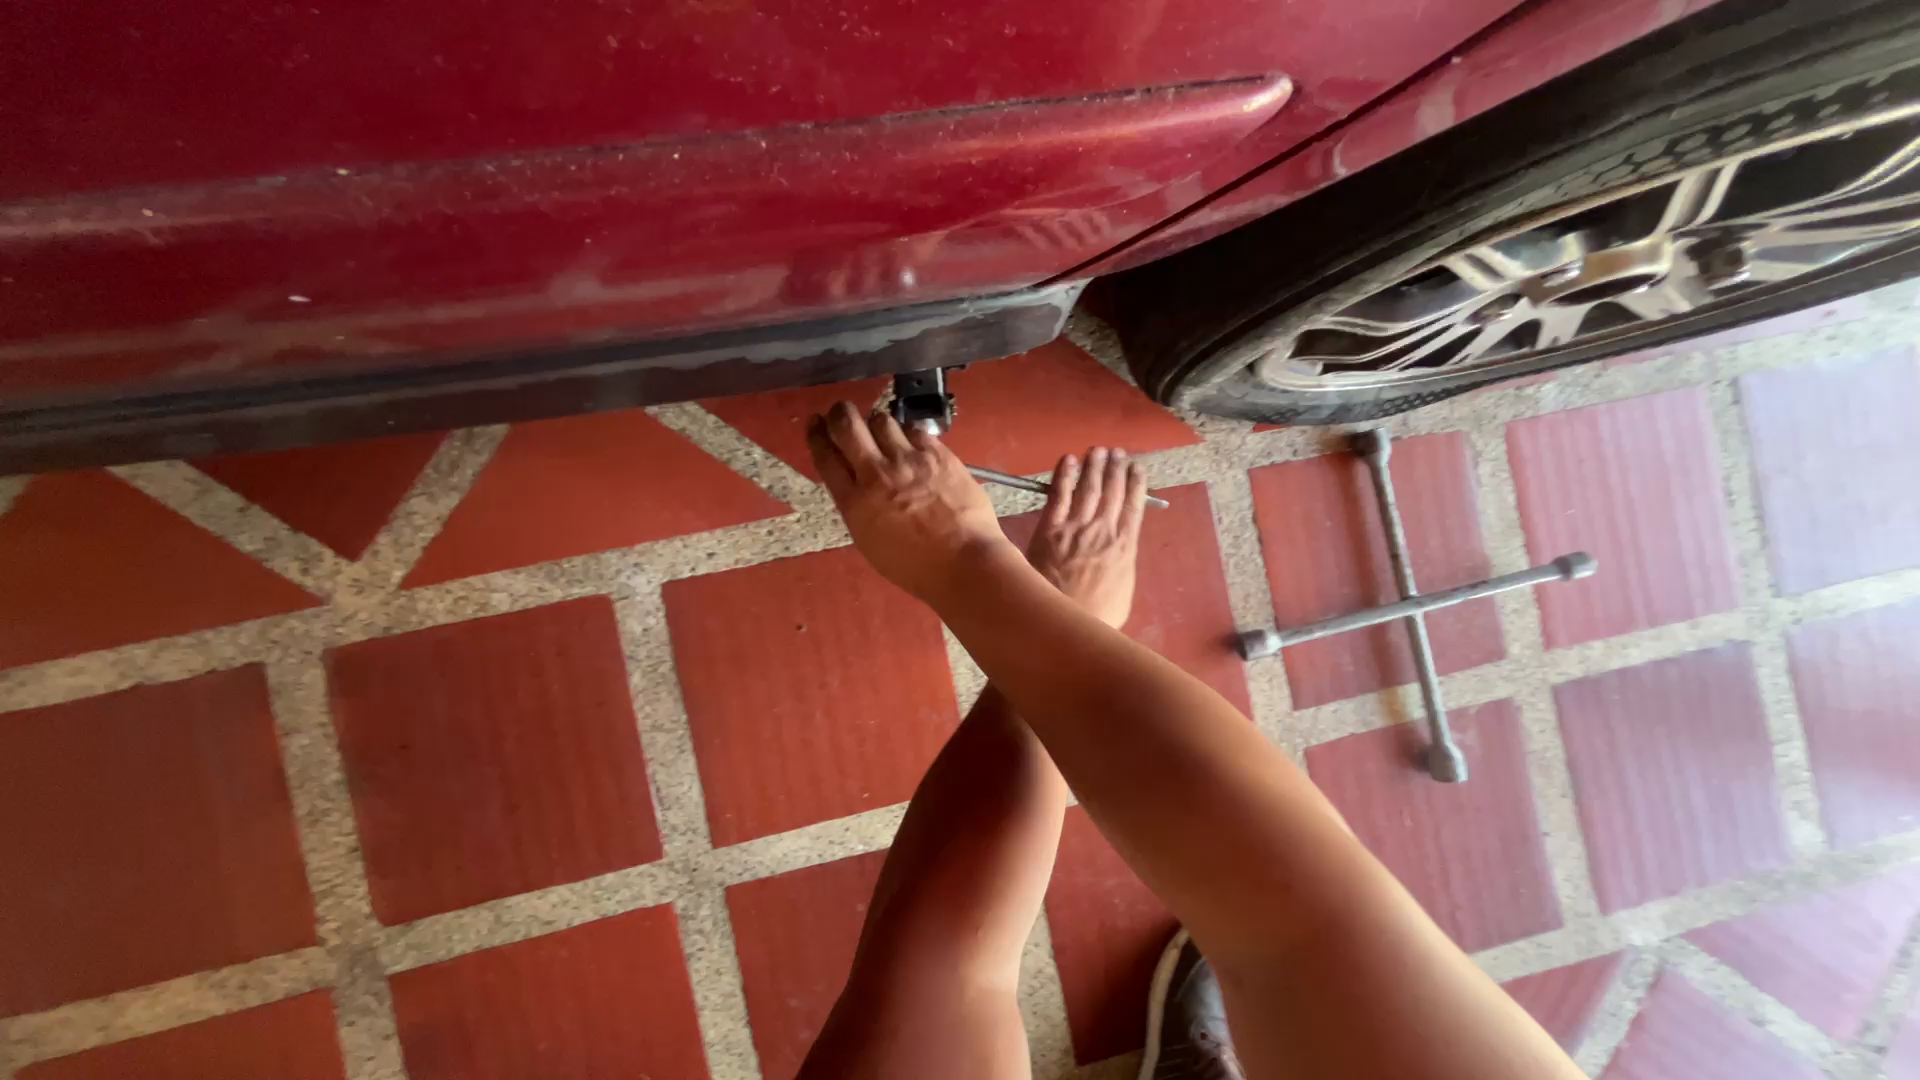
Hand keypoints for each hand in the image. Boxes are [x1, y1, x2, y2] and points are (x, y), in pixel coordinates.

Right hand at [807, 402, 1014, 600]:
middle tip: (842, 412)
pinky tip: (913, 443)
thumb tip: (856, 485)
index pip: (826, 457)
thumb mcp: (870, 542)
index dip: (817, 435)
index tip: (816, 423)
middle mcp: (876, 473)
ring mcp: (908, 460)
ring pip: (881, 420)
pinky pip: (914, 430)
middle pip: (847, 426)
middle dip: (840, 413)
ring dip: (877, 424)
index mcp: (854, 502)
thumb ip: (858, 508)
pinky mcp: (938, 454)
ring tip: (883, 432)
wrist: (963, 561)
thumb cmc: (915, 567)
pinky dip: (908, 434)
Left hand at [1024, 447, 1147, 627]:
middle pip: (1112, 492)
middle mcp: (1103, 531)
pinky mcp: (1050, 530)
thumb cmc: (1096, 616)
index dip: (1135, 484)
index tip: (1137, 468)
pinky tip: (1068, 460)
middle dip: (1115, 469)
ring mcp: (1076, 528)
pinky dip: (1064, 476)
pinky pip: (1058, 496)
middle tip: (1116, 452)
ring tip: (1098, 450)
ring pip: (1088, 489)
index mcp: (1125, 547)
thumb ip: (1121, 567)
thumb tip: (1119, 554)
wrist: (1064, 620)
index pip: (1134, 507)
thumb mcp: (1122, 592)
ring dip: (1093, 466)